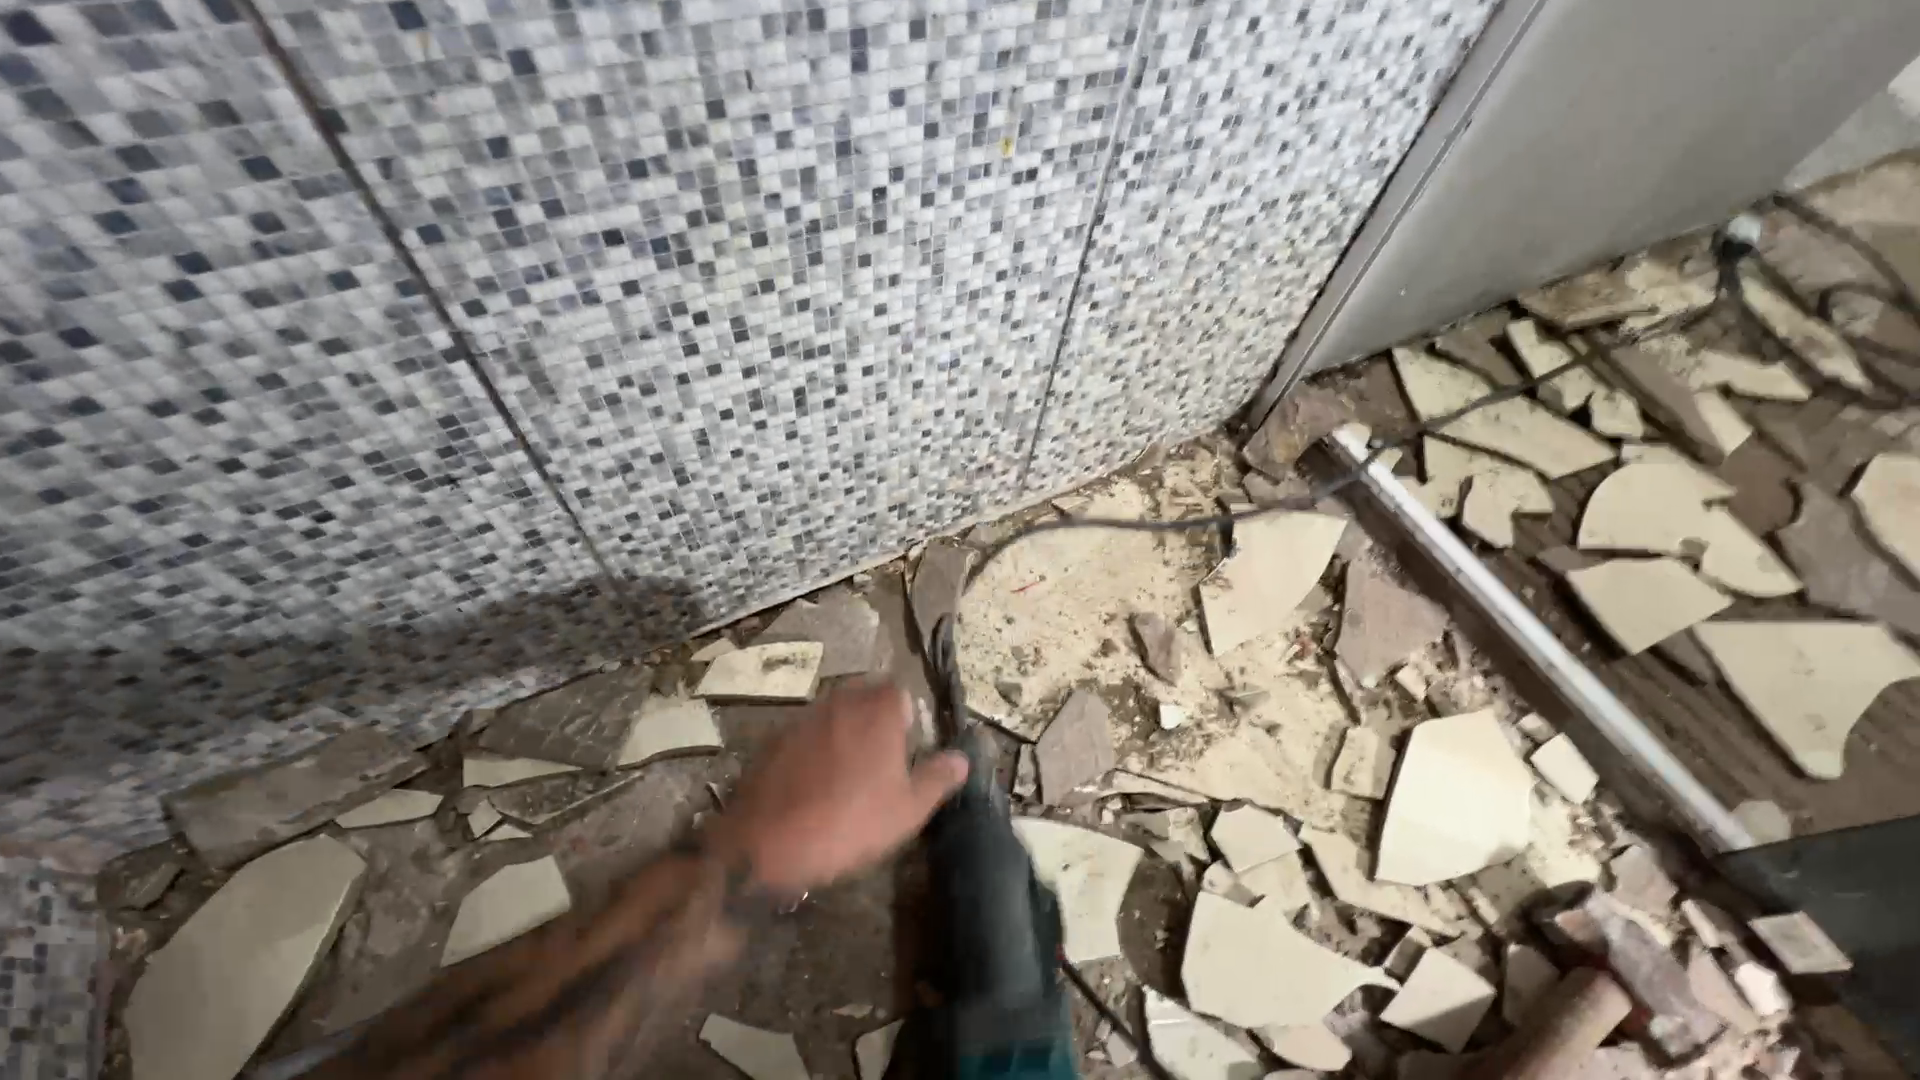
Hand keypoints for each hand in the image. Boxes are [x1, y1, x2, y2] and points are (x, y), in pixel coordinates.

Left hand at [705, 681, 968, 892]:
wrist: (767, 842)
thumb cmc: (849, 822)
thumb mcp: (907, 809)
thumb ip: (938, 777)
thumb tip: (962, 759)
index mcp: (877, 709)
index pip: (901, 693)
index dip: (908, 719)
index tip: (908, 750)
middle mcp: (841, 701)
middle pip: (866, 696)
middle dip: (877, 720)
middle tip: (882, 762)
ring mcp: (804, 716)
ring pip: (835, 713)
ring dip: (846, 732)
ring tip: (849, 774)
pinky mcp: (776, 737)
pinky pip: (807, 732)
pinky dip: (816, 748)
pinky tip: (815, 783)